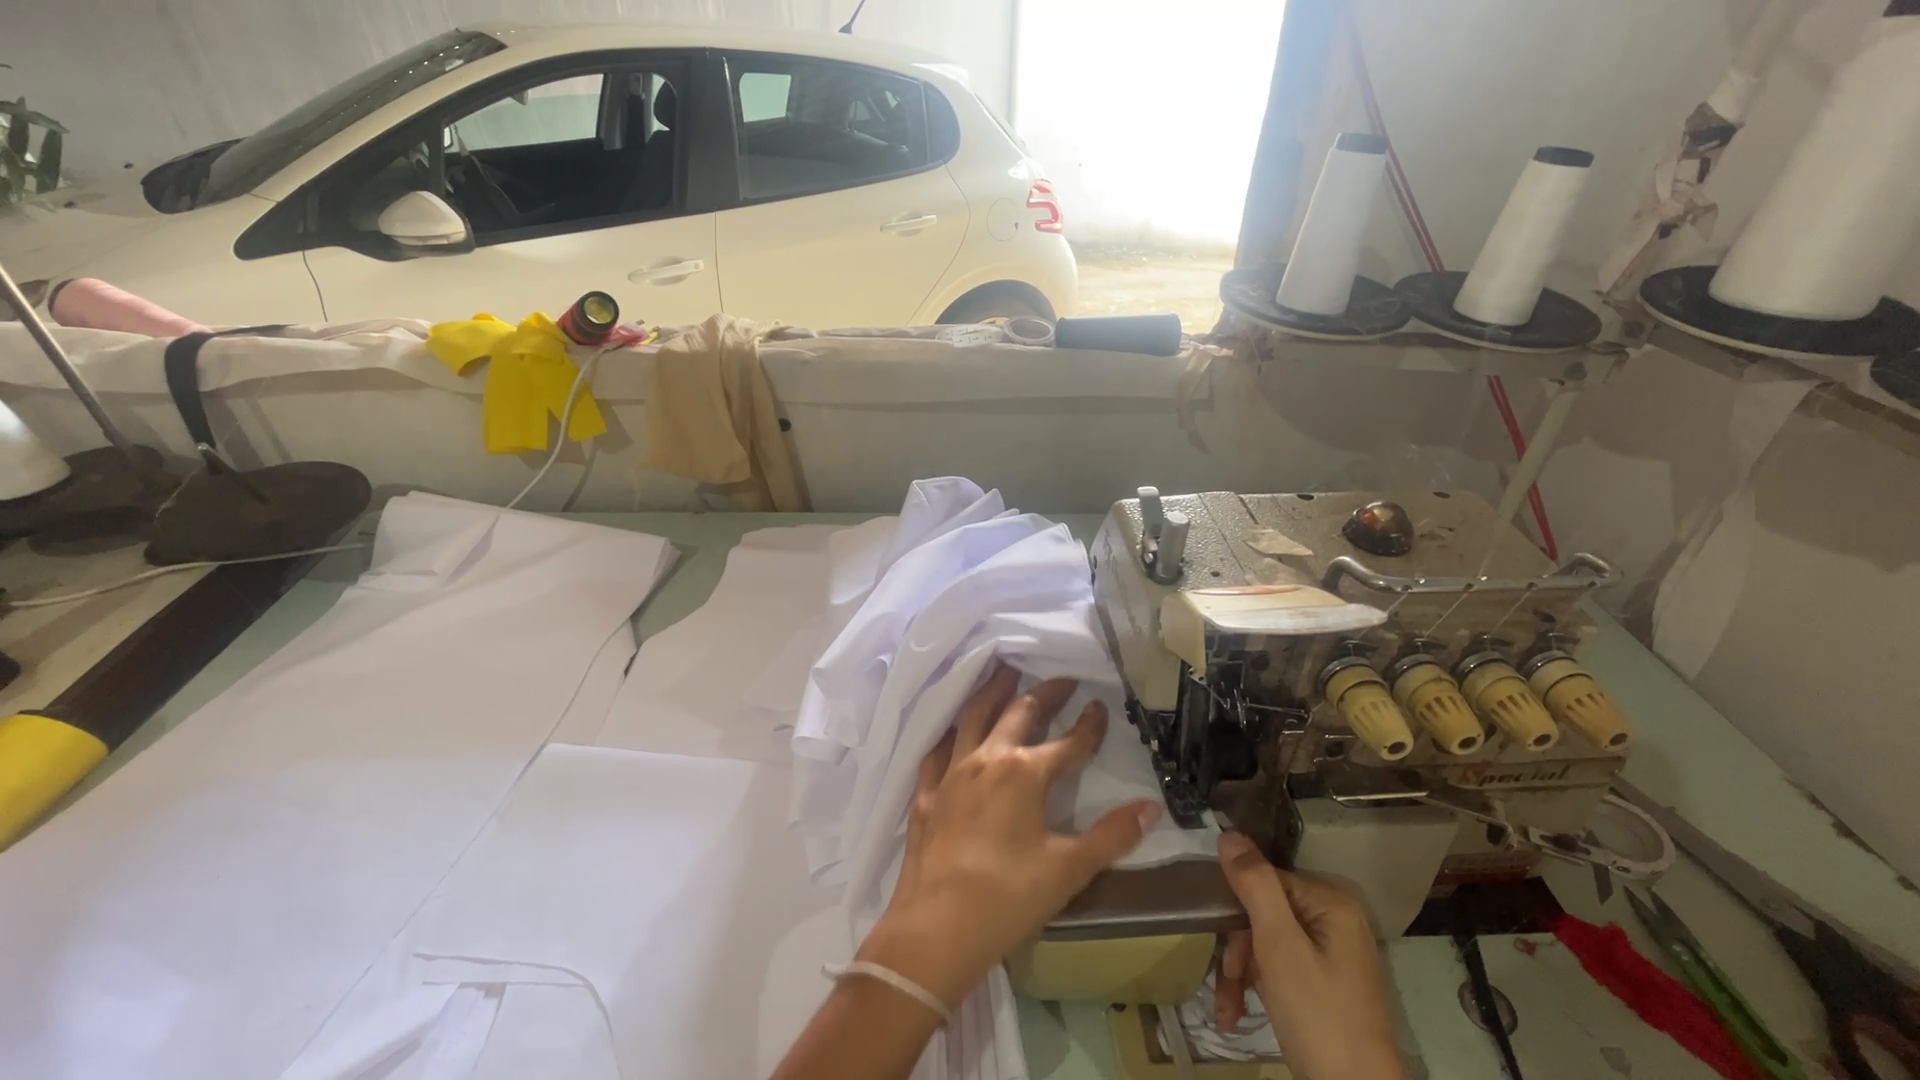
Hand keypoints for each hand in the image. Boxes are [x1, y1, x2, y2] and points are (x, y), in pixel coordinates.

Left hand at [855, 664, 1162, 1007]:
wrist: (936, 927)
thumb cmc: (1008, 897)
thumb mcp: (1069, 869)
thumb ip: (1112, 836)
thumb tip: (1151, 808)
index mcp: (1025, 774)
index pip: (1067, 743)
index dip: (1089, 726)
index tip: (1100, 707)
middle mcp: (986, 760)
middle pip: (1017, 714)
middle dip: (1043, 694)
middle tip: (1060, 679)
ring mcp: (950, 774)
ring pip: (972, 717)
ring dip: (992, 692)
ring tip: (1004, 673)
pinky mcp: (925, 794)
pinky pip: (937, 749)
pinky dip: (950, 732)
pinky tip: (954, 731)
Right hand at [1214, 832, 1407, 1079]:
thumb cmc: (1318, 1015)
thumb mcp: (1280, 947)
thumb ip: (1255, 886)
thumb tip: (1229, 834)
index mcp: (1330, 903)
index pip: (1265, 881)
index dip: (1237, 911)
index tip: (1219, 945)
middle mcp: (1333, 920)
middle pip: (1263, 914)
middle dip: (1238, 952)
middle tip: (1227, 986)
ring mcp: (1329, 953)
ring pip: (1265, 944)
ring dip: (1240, 976)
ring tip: (1228, 1012)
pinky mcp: (1322, 982)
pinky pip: (1279, 968)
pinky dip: (1257, 988)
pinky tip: (1238, 1014)